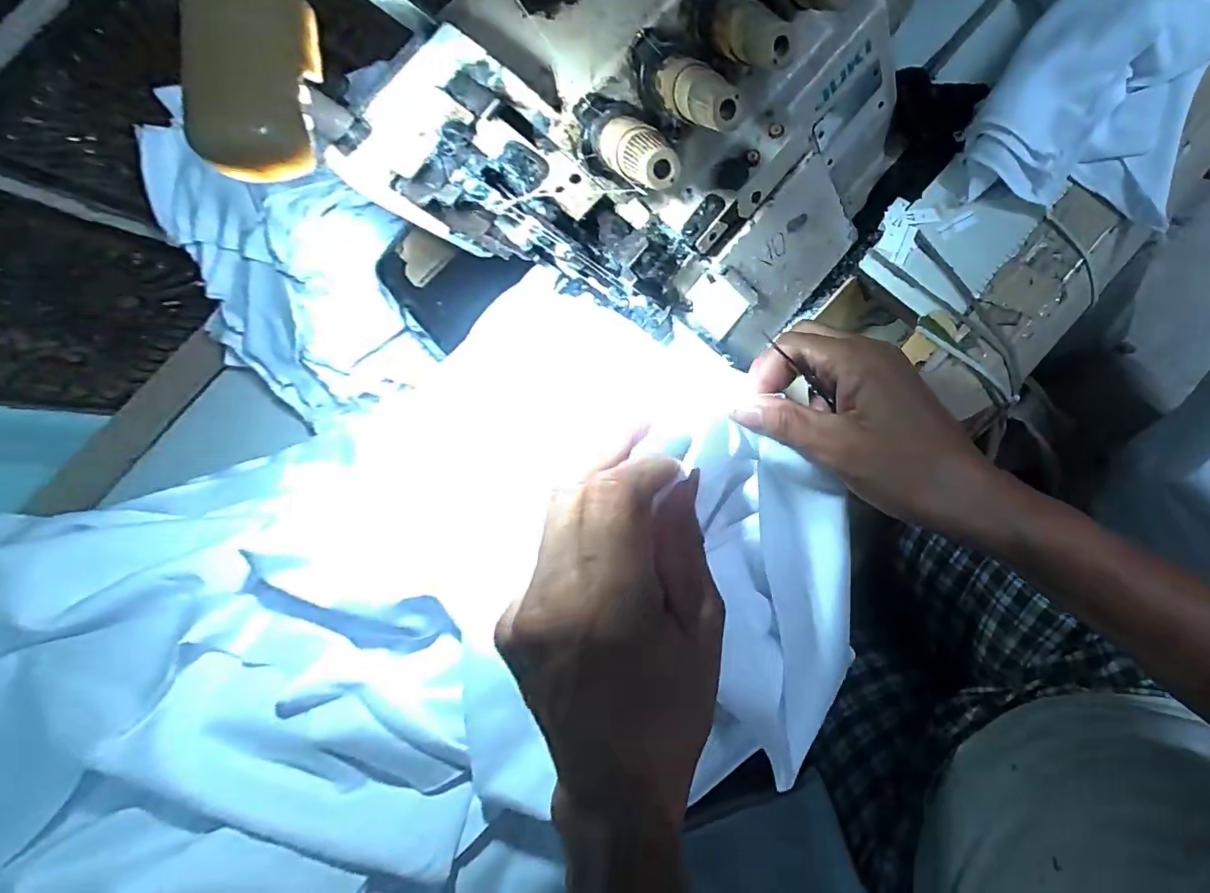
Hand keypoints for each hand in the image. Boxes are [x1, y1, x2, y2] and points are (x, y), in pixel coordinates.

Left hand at [495, 435, 723, 838]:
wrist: (610, 784)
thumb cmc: (674, 708)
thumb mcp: (702, 626)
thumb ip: (683, 546)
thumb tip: (680, 481)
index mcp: (607, 607)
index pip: (615, 498)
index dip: (648, 464)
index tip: (680, 459)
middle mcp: (549, 598)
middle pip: (575, 490)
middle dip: (616, 450)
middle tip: (651, 426)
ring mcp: (518, 607)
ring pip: (553, 508)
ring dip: (594, 473)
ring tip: (630, 447)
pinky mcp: (507, 617)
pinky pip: (547, 542)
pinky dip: (580, 512)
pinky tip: (608, 505)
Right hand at [732, 321, 1016, 541]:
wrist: (965, 493)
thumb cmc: (900, 469)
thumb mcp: (834, 447)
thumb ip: (784, 421)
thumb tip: (740, 405)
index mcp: (856, 356)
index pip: (791, 342)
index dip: (765, 373)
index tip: (757, 412)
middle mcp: (871, 350)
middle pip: (809, 343)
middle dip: (782, 375)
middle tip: (772, 415)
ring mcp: (886, 367)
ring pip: (827, 361)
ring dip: (806, 388)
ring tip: (807, 429)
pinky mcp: (894, 386)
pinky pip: (848, 377)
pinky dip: (829, 397)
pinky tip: (834, 431)